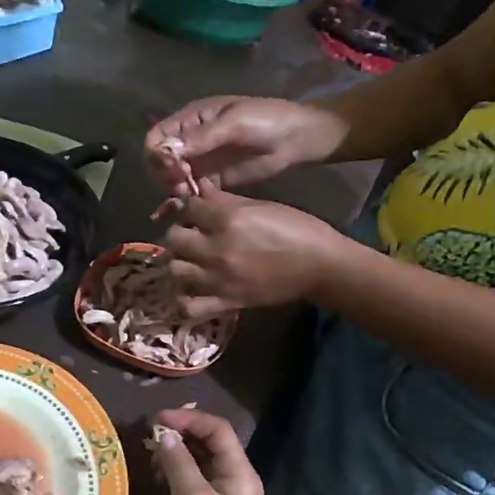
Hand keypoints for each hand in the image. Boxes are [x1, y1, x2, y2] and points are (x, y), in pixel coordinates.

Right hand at [145, 96, 349, 195]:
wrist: (296, 139)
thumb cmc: (266, 120)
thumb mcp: (234, 123)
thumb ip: (202, 137)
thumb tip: (168, 151)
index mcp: (191, 119)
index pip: (158, 136)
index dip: (156, 152)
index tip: (170, 166)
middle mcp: (192, 140)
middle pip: (160, 160)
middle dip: (164, 173)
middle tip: (181, 183)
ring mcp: (202, 161)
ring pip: (173, 177)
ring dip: (175, 187)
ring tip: (189, 193)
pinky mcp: (215, 179)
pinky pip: (193, 190)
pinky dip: (189, 197)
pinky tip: (196, 202)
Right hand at [148, 409, 262, 494]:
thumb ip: (179, 463)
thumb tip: (164, 433)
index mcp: (240, 473)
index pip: (218, 429)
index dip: (189, 419)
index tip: (157, 419)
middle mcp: (235, 478)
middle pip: (210, 442)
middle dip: (181, 433)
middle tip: (149, 434)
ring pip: (199, 459)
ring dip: (176, 451)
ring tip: (150, 453)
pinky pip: (193, 477)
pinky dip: (175, 469)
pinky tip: (157, 472)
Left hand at [163, 189, 352, 317]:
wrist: (320, 267)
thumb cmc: (297, 229)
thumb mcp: (262, 205)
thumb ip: (226, 199)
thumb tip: (200, 187)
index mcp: (228, 220)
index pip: (188, 208)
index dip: (191, 207)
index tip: (199, 211)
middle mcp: (216, 249)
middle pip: (174, 239)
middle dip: (181, 233)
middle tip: (193, 235)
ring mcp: (218, 279)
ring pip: (175, 270)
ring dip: (180, 263)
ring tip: (193, 261)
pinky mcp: (226, 302)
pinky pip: (189, 307)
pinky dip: (185, 299)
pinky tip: (193, 289)